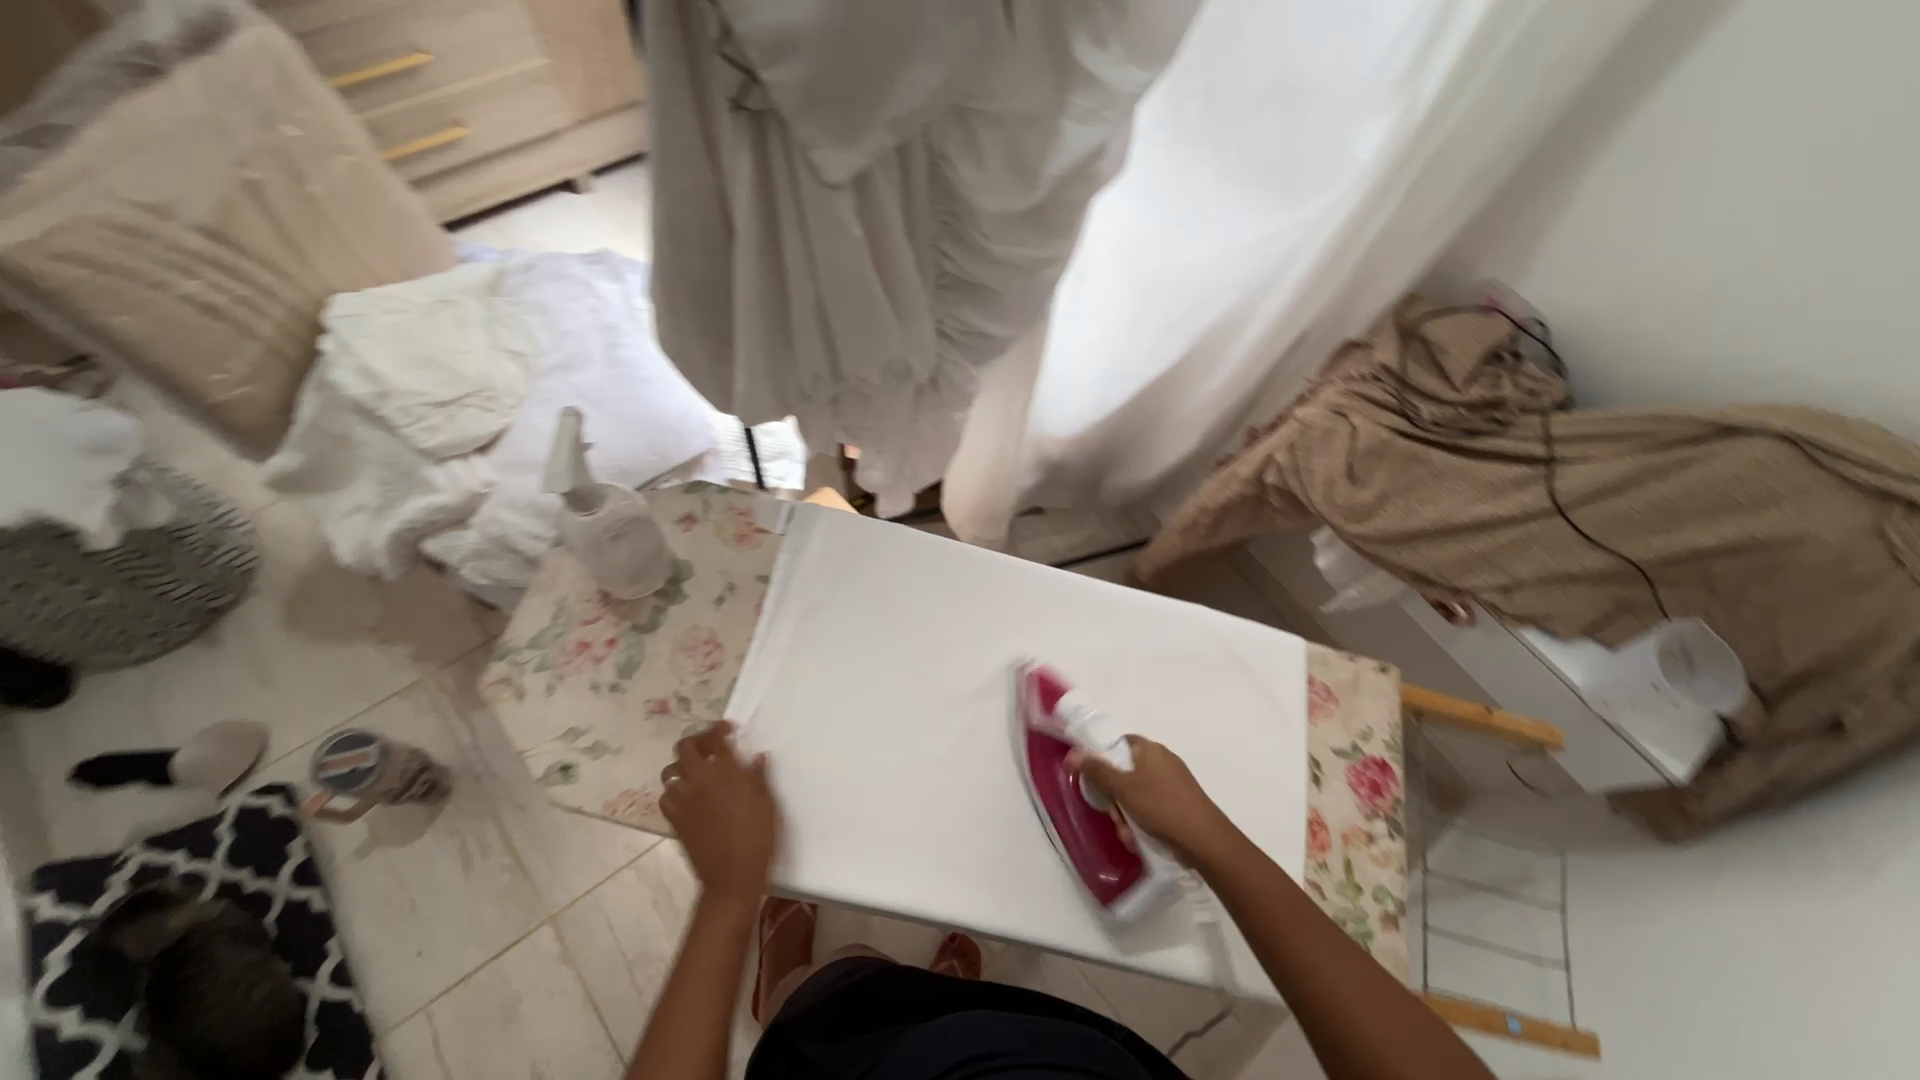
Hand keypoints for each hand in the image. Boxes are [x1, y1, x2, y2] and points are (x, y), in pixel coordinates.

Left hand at [659, 722, 779, 903]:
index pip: (715, 737)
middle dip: (696, 741)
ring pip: (670, 771)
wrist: (732, 876)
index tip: (728, 730)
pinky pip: (666, 796)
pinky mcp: (674, 819)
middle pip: (685, 747)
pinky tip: (687, 798)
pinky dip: (674, 792)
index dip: (719, 728)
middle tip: (709, 747)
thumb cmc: (758, 837)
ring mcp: (683, 799)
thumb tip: (757, 757)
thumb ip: (758, 776)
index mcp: (726, 771)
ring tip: (696, 772)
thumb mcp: (767, 803)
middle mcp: (700, 779)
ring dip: (682, 766)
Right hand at [1071, 736, 1241, 866]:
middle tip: (1113, 814)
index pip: (1118, 743)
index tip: (1094, 780)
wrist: (1204, 840)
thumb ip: (1097, 770)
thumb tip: (1074, 752)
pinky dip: (1142, 822)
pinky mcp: (1178, 804)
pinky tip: (1140, 839)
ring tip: (1129, 834)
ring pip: (1135, 795)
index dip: (1102, 758)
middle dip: (1114, 798)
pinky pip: (1150, 808)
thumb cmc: (1161, 806)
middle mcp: (1161, 761)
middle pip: (1124, 772)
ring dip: (1126, 815)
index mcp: (1150, 749)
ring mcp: (1172, 783)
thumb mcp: (1123, 788)